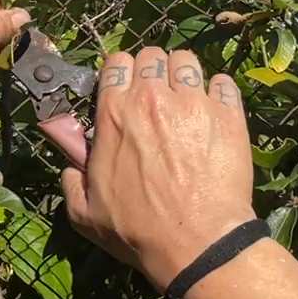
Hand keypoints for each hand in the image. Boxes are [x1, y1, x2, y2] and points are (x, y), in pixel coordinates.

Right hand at [61, 47, 256, 289]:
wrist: (197, 244)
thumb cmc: (137, 231)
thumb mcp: (85, 212)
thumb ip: (71, 180)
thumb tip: (69, 164)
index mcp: (114, 113)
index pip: (116, 61)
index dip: (119, 73)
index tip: (124, 90)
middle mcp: (152, 97)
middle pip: (151, 54)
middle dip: (151, 71)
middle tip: (155, 96)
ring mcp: (193, 102)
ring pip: (186, 61)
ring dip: (183, 75)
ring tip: (185, 99)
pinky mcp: (228, 114)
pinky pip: (223, 81)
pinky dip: (218, 92)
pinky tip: (214, 111)